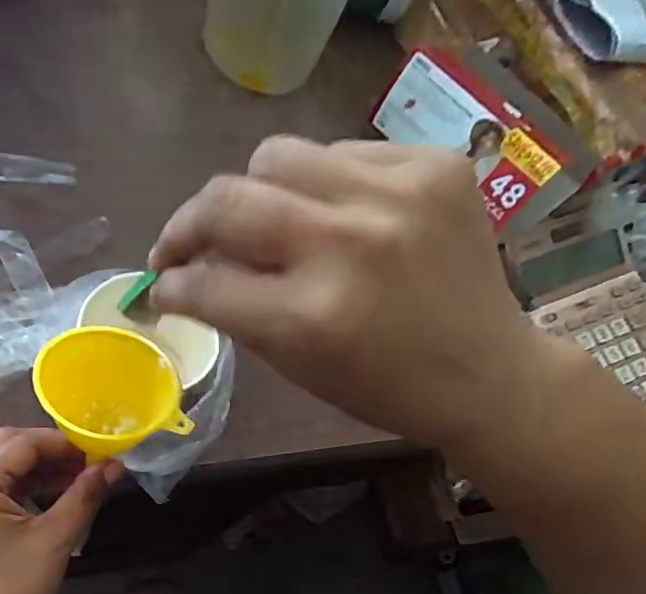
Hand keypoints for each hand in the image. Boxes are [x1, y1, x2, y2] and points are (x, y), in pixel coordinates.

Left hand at [0, 429, 123, 593]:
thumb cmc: (17, 592)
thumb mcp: (56, 539)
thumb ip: (85, 494)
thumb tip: (114, 464)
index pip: (20, 443)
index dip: (62, 442)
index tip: (97, 452)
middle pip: (6, 446)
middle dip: (50, 450)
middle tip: (88, 463)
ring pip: (0, 464)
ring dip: (38, 467)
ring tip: (78, 479)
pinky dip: (24, 484)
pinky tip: (54, 493)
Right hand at [149, 136, 568, 441]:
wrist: (485, 372)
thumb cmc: (381, 389)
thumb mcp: (298, 367)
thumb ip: (240, 314)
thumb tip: (191, 272)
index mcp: (311, 317)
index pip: (207, 284)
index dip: (171, 285)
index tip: (160, 285)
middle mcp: (348, 244)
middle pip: (228, 199)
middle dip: (187, 225)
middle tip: (183, 246)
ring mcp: (396, 194)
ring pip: (275, 156)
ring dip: (252, 194)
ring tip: (264, 225)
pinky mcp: (433, 163)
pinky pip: (339, 153)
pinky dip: (319, 185)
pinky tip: (333, 217)